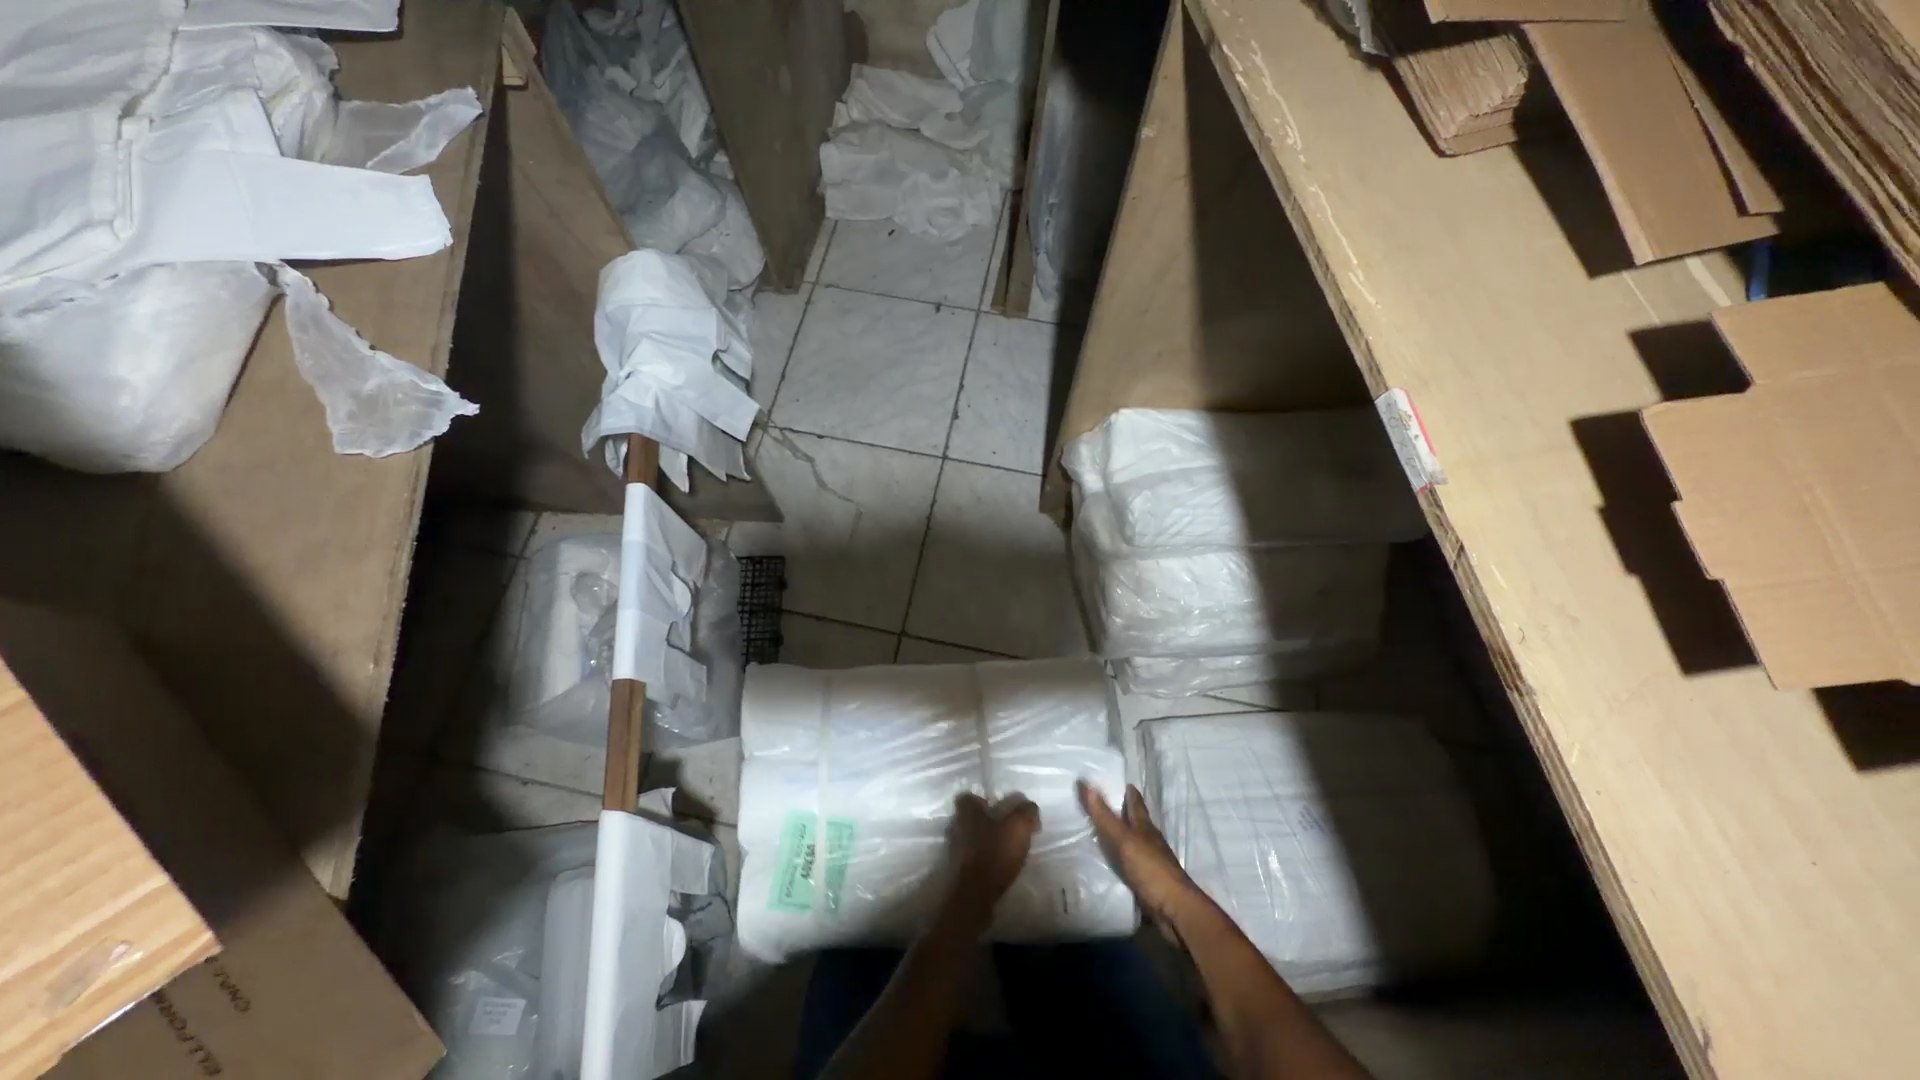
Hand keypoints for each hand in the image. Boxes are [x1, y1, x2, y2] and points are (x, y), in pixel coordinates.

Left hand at [943, 793, 1039, 930]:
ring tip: (1007, 850)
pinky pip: (972, 857)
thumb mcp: (1019, 827)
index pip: (969, 797)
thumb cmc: (995, 853)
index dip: (984, 800)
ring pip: (971, 838)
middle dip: (987, 822)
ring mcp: (953, 849)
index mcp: (967, 811)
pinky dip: (984, 859)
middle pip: (971, 818)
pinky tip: (999, 866)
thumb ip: (1026, 812)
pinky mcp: (957, 869)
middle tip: (1009, 829)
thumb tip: (1030, 807)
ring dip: (986, 842)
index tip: (1001, 809)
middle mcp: (956, 826)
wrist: (974, 894)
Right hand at [1079, 781, 1202, 928]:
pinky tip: (1116, 865)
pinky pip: (1132, 866)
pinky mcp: (1148, 883)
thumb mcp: (1124, 840)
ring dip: (1126, 838)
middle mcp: (1150, 844)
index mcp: (1146, 830)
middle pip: (1139, 825)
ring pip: (1137, 845)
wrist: (1173, 908)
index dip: (1132, 796)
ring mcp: (1151, 864)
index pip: (1137, 807)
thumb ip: (1105, 817)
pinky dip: (1123, 861)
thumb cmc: (1150, 869)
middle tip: (1117, 804)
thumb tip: (1088, 784)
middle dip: (1130, 814)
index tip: (1128, 784)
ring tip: (1112, 833)